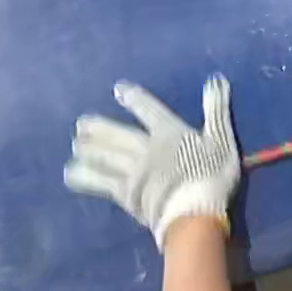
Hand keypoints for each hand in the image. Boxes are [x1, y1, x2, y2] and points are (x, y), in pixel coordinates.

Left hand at [65, 76, 241, 248]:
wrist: (194, 212)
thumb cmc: (212, 175)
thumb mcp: (221, 139)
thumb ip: (216, 109)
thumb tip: (215, 78)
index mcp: (168, 132)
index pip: (149, 109)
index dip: (134, 99)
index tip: (118, 89)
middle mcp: (146, 148)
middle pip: (117, 134)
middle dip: (99, 128)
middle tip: (80, 124)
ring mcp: (133, 171)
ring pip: (105, 156)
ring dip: (89, 149)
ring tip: (74, 146)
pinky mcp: (126, 194)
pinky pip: (100, 183)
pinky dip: (85, 177)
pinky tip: (70, 175)